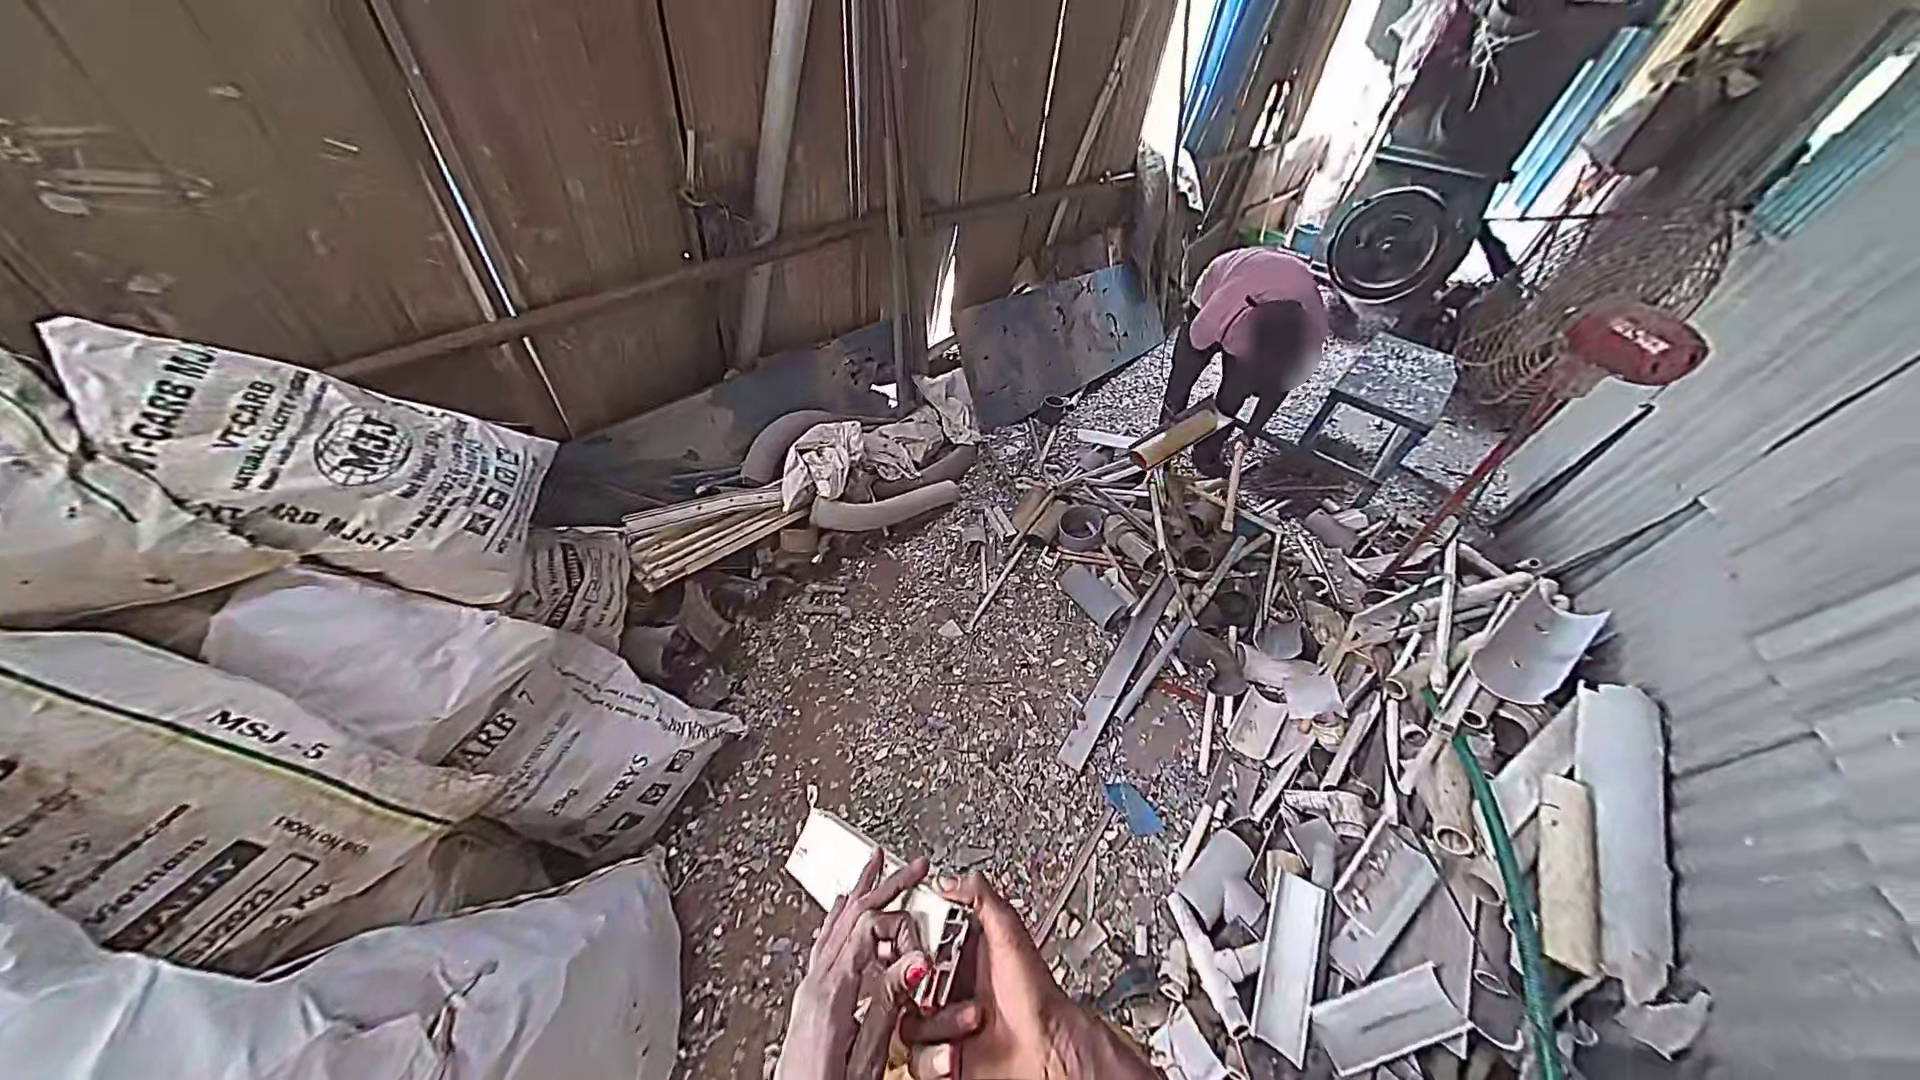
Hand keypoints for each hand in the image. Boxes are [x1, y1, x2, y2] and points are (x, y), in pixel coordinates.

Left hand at [776, 851, 933, 1079]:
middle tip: (915, 866)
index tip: (923, 957)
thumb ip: (888, 1006)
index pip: (870, 928)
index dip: (902, 932)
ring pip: (838, 921)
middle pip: (853, 913)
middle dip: (887, 884)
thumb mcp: (866, 1060)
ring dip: (862, 890)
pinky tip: (842, 907)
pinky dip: (841, 915)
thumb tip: (916, 961)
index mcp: (831, 991)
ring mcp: (809, 988)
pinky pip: (826, 940)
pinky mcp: (809, 998)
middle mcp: (816, 982)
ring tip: (877, 865)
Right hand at [901, 874, 1158, 1079]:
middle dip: (914, 986)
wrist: (1047, 1051)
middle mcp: (947, 987)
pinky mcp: (941, 1059)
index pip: (915, 943)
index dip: (907, 945)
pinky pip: (916, 1059)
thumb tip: (949, 879)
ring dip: (936, 1024)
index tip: (909, 944)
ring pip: (907, 1022)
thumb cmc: (1035, 994)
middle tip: (933, 985)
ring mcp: (943, 1023)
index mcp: (959, 953)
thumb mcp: (1007, 931)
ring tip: (970, 1018)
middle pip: (904, 983)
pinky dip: (934, 1057)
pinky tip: (956, 1051)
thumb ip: (980, 898)